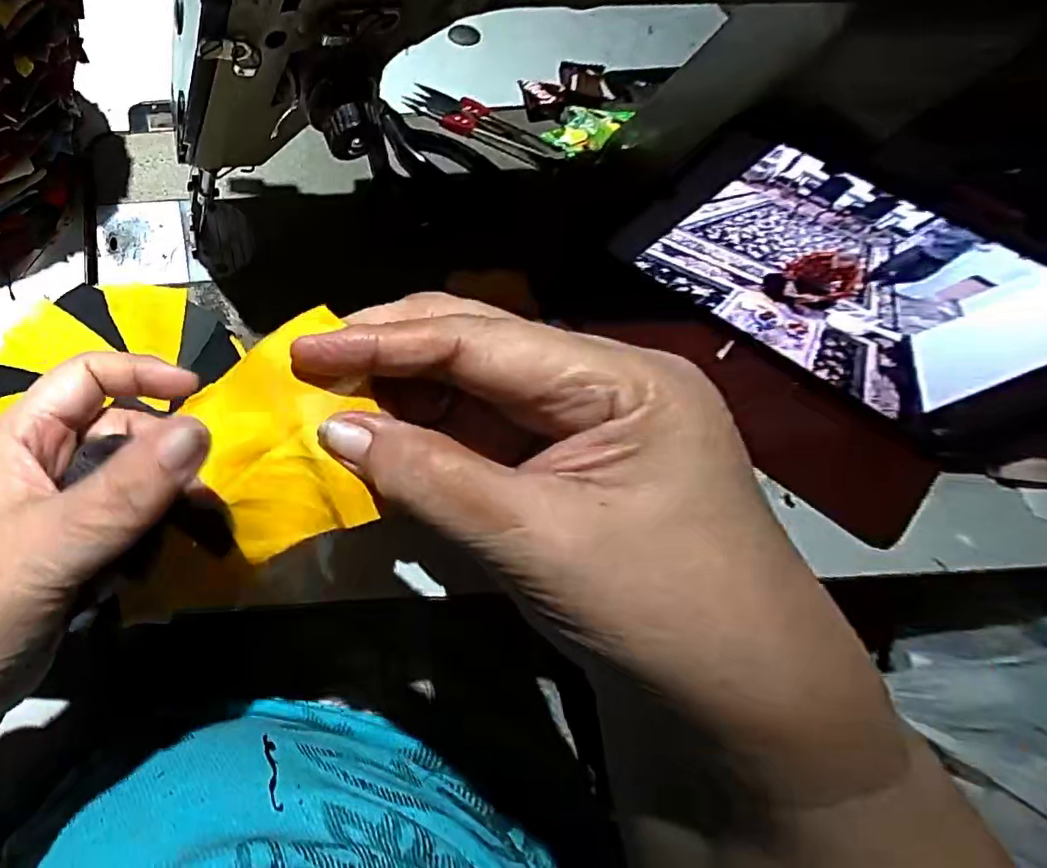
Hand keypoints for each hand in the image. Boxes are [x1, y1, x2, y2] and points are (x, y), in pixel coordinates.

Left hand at [0, 353, 209, 787]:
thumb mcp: (52, 543)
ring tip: (193, 532)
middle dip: (165, 453)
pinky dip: (150, 536)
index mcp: (25, 437)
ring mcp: (63, 510)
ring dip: (165, 500)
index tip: (197, 393)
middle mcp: (46, 463)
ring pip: (132, 480)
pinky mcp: (78, 551)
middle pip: (122, 429)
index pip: (88, 375)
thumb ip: (127, 489)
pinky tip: (149, 568)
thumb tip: (201, 428)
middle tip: (202, 492)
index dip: (142, 372)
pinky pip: (130, 523)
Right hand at [290, 294, 909, 806]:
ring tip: (327, 390)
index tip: (305, 350)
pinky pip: (467, 424)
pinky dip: (415, 426)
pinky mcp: (547, 455)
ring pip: (462, 378)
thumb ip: (429, 477)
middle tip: (309, 361)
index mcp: (616, 377)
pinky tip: (375, 430)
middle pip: (470, 339)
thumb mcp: (538, 542)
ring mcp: (568, 416)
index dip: (382, 340)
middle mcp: (591, 378)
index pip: (477, 338)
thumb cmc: (662, 614)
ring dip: (394, 383)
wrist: (740, 708)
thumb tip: (332, 429)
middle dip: (386, 346)